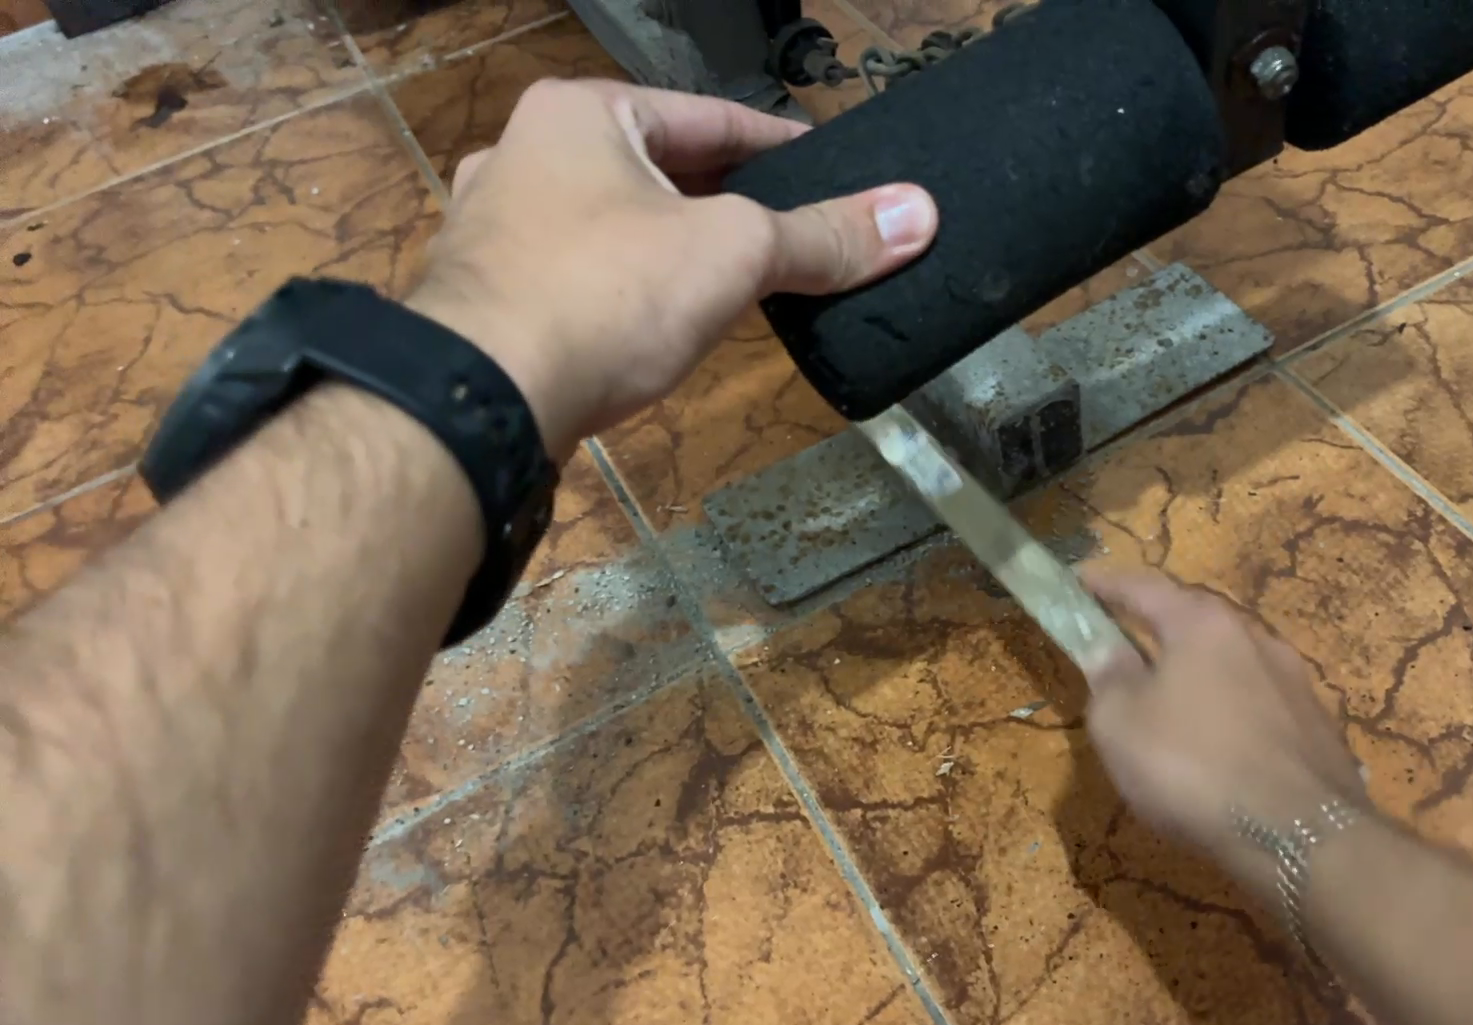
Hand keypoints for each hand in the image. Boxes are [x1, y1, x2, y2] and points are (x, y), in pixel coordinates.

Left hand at [405, 79, 938, 460]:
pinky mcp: (498, 295)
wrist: (484, 393)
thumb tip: (920, 214)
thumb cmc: (612, 292)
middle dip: (730, 198)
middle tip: (795, 227)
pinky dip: (639, 285)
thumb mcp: (734, 252)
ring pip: (623, 223)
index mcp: (584, 115)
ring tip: (740, 275)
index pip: (711, 117)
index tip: (830, 164)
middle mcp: (531, 155)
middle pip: (665, 169)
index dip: (780, 142)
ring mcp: (502, 228)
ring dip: (679, 242)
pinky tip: (666, 316)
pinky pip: (593, 273)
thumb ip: (823, 236)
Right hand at [1083, 570, 1367, 852]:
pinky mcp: (1317, 723)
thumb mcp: (1119, 723)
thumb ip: (1108, 676)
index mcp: (1201, 624)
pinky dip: (1230, 703)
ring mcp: (1293, 679)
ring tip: (1174, 690)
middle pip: (1195, 617)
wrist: (1301, 839)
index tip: (1081, 580)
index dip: (1107, 583)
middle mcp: (1253, 636)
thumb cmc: (1191, 766)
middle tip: (1127, 635)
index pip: (1144, 587)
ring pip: (1232, 657)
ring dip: (1198, 665)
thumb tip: (1109, 650)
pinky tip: (1221, 735)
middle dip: (1159, 621)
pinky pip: (1259, 697)